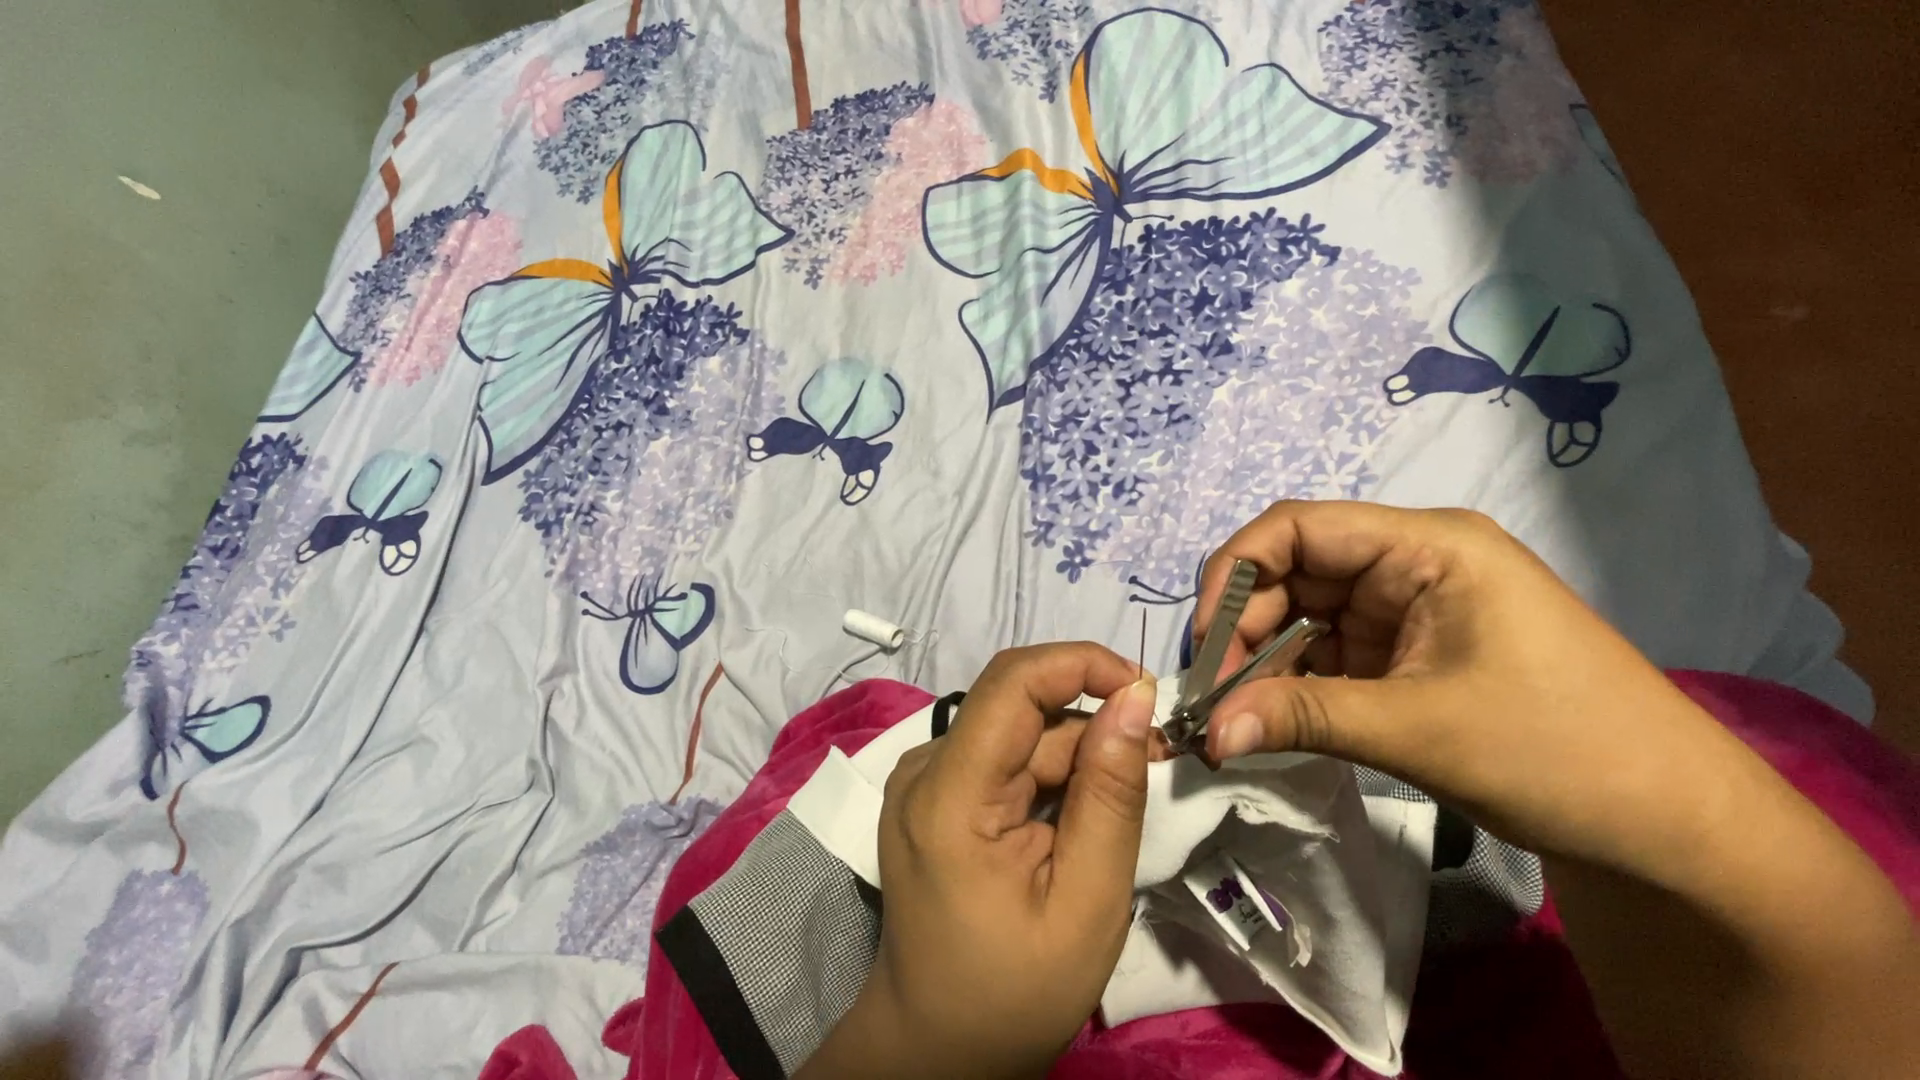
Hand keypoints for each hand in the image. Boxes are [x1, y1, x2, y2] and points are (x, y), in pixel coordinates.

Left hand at [800, 644, 1159, 1079]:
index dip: (1082, 664)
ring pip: (1017, 732)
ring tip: (1115, 810)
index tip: (1146, 693)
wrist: (937, 1045)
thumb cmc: (1015, 992)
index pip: (1012, 682)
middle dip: (1092, 720)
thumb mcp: (1087, 903)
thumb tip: (1135, 699)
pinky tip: (1075, 819)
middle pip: (1019, 709)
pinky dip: (1049, 774)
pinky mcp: (934, 797)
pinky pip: (1002, 759)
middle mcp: (924, 771)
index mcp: (948, 795)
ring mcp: (923, 782)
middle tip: (1154, 762)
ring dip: (1075, 753)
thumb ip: (1111, 796)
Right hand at [1190, 499, 1703, 867]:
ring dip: (1263, 662)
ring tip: (1233, 718)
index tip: (1204, 642)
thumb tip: (1204, 735)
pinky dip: (1293, 684)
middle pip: (1295, 573)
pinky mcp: (1409, 656)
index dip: (1237, 574)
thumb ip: (1301, 717)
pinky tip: (1270, 719)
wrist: (1670, 827)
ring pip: (1305, 618)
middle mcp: (1412, 564)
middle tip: (1212, 700)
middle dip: (1245, 630)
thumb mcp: (1417, 729)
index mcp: (1427, 546)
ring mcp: (1410, 612)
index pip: (1299, 528)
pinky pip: (1328, 655)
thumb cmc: (1558, 750)